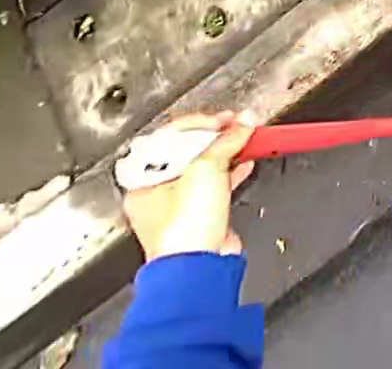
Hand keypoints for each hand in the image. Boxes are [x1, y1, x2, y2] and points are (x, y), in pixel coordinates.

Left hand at [122, 111, 256, 260]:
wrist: (200, 273)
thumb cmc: (185, 232)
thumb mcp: (205, 170)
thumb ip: (225, 142)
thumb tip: (240, 126)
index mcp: (145, 178)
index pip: (170, 136)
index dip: (198, 123)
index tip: (220, 119)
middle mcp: (158, 191)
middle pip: (188, 149)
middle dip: (215, 134)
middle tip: (233, 123)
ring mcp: (181, 205)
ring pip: (205, 166)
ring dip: (227, 150)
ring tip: (244, 136)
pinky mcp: (201, 216)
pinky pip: (217, 184)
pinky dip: (233, 169)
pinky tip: (247, 159)